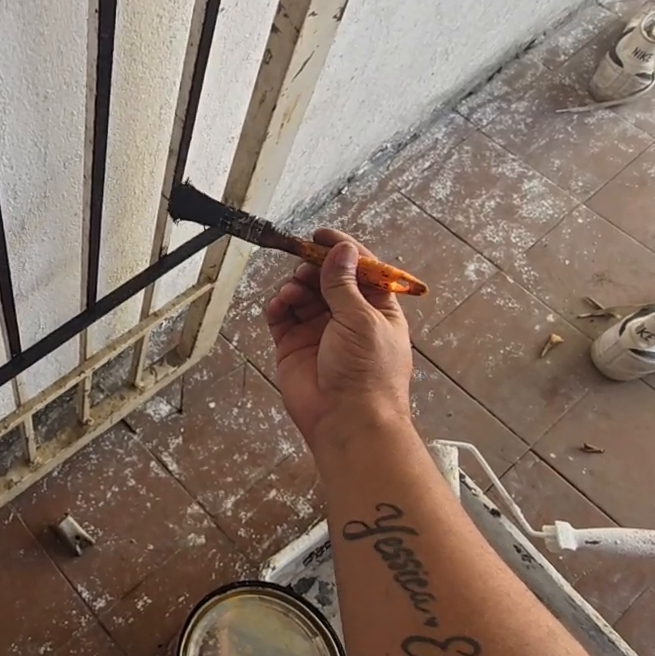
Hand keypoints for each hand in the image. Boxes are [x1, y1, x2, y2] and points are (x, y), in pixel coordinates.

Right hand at [265, 229, 414, 447]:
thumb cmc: (367, 373)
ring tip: (293, 291)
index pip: (360, 270)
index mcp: (376, 309)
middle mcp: (347, 318)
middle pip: (327, 279)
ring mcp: (319, 332)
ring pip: (302, 295)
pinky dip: (278, 306)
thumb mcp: (362, 319)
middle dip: (314, 268)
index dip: (342, 250)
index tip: (322, 235)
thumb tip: (343, 250)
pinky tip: (279, 304)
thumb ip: (345, 283)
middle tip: (303, 264)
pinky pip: (282, 317)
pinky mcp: (293, 347)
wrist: (346, 420)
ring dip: (295, 287)